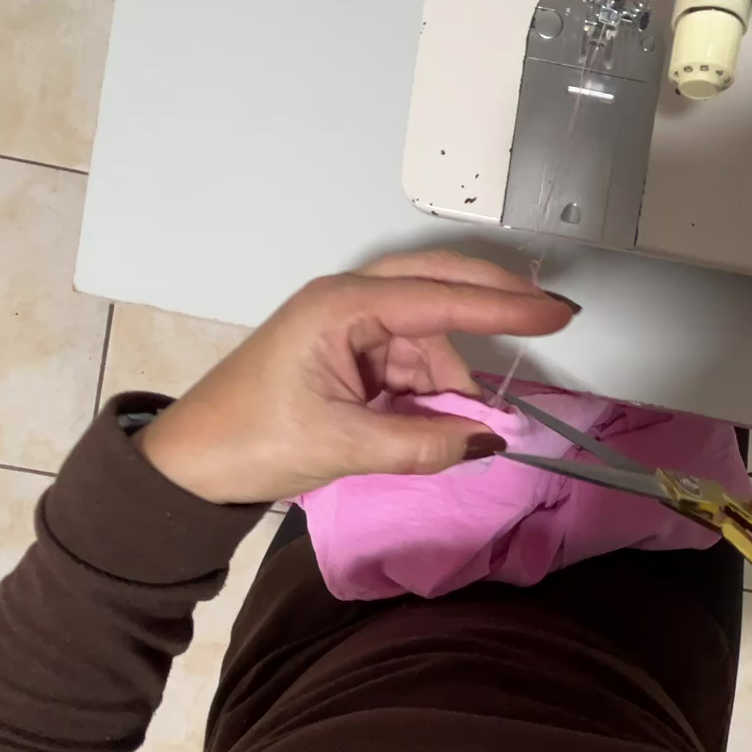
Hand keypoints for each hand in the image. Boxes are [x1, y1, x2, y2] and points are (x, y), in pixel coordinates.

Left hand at [133, 251, 577, 503]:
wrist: (194, 465)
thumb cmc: (253, 441)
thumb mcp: (344, 446)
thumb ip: (424, 445)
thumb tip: (489, 440)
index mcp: (342, 306)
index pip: (439, 298)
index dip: (503, 308)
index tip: (556, 313)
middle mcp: (351, 304)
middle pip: (439, 286)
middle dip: (493, 305)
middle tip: (552, 318)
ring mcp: (352, 330)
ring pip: (430, 340)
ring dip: (454, 380)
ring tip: (466, 426)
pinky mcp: (352, 358)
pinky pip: (412, 367)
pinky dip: (434, 394)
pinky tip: (444, 422)